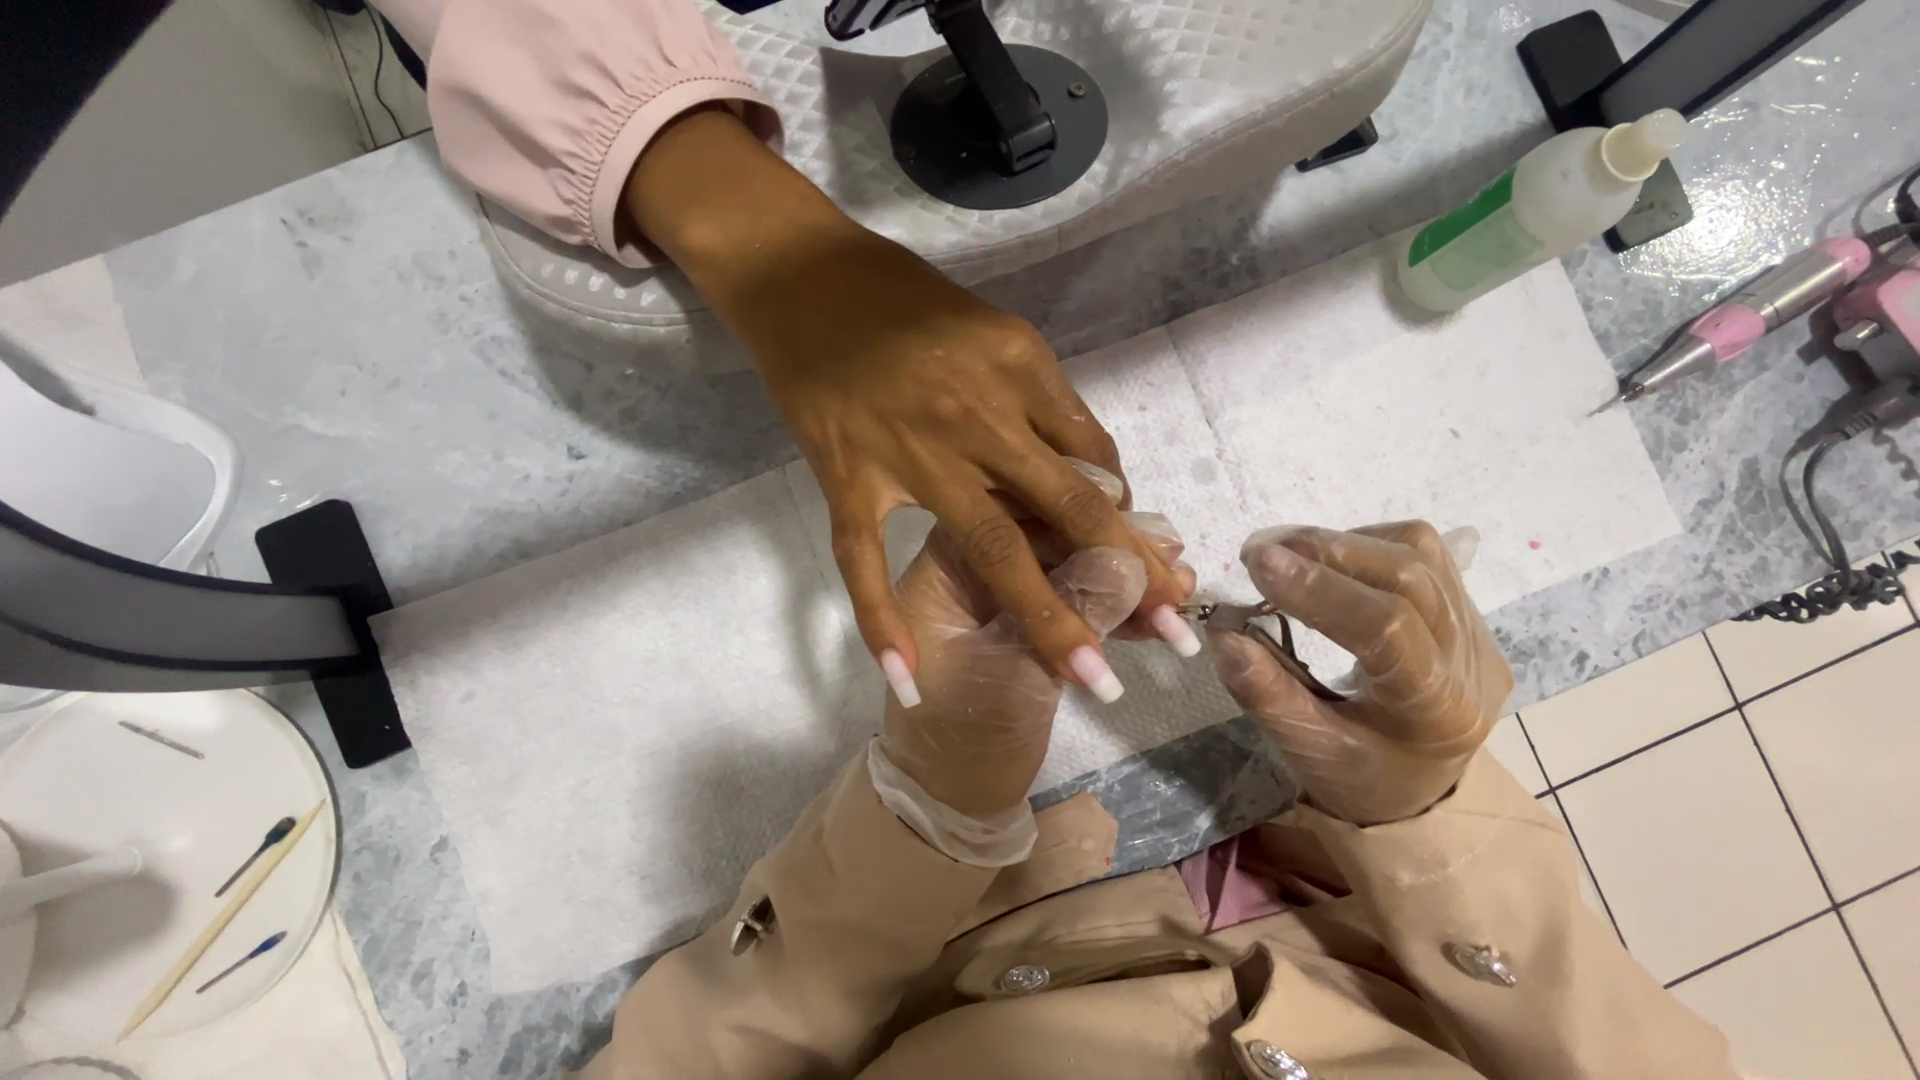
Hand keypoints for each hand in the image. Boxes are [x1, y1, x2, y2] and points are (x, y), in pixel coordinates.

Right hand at [622, 108, 1192, 702]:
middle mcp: (978, 414)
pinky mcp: (848, 480)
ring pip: (990, 545)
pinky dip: (881, 622)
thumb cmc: (905, 297)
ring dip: (1048, 617)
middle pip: (1071, 505)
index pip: (1096, 456)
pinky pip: (862, 562)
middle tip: (1178, 635)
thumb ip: (1044, 403)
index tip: (1152, 561)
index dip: (1130, 516)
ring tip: (1095, 679)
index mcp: (1022, 367)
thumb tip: (1093, 471)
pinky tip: (907, 678)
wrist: (800, 275)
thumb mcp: (998, 333)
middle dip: (1133, 573)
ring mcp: (910, 453)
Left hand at [878, 496, 1192, 819]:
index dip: (1078, 516)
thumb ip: (1069, 611)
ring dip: (1128, 580)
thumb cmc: (963, 735)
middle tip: (1176, 563)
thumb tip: (1130, 560)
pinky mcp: (1033, 623)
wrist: (952, 800)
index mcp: (946, 564)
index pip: (1013, 514)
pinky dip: (1119, 608)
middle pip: (1052, 537)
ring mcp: (1006, 595)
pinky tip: (1162, 613)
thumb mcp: (1015, 668)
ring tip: (1184, 587)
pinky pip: (1080, 602)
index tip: (1137, 527)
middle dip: (1116, 550)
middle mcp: (975, 566)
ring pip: (1073, 569)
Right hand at [1208, 522, 1513, 824]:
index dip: (1320, 588)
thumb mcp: (1305, 749)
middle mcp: (1470, 662)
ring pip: (1420, 554)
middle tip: (1259, 551)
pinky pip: (1425, 554)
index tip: (1257, 563)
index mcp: (1435, 709)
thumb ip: (1263, 690)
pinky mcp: (1469, 612)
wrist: (1417, 791)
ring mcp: (1478, 631)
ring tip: (1289, 554)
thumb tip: (1221, 628)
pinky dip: (1369, 543)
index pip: (1387, 628)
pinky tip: (1332, 564)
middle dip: (1326, 552)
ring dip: (1346, 542)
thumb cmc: (1359, 779)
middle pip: (1407, 576)